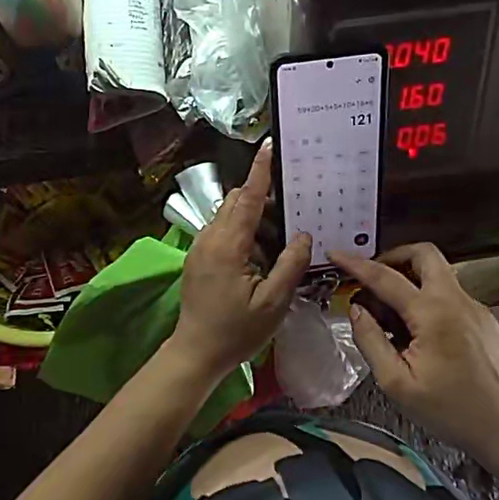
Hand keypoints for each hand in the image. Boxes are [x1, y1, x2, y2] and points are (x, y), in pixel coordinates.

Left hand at [170, 141, 311, 378]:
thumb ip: (290, 264)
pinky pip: (221, 231)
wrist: (196, 352)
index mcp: (227, 246)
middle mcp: (209, 239)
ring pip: (227, 216)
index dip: (260, 172)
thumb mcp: (274, 302)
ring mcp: (199, 248)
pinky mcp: (197, 259)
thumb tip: (302, 235)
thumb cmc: (236, 331)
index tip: (269, 146)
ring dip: (252, 218)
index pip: (248, 199)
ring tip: (277, 242)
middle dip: (262, 198)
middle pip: (236, 202)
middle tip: (291, 212)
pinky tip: (258, 255)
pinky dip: (240, 232)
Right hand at [330, 243, 498, 462]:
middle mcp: (457, 301)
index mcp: (433, 313)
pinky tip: (414, 332)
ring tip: (388, 315)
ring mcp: (475, 309)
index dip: (356, 263)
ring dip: (409, 279)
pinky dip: (425, 298)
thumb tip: (356, 310)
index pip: (385, 277)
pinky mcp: (484, 321)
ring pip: (438, 274)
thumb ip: (370, 340)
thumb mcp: (396, 383)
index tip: (335, 254)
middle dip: (392, 257)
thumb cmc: (452, 411)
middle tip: (370, 278)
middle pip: (424, 254)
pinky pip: (449, 295)